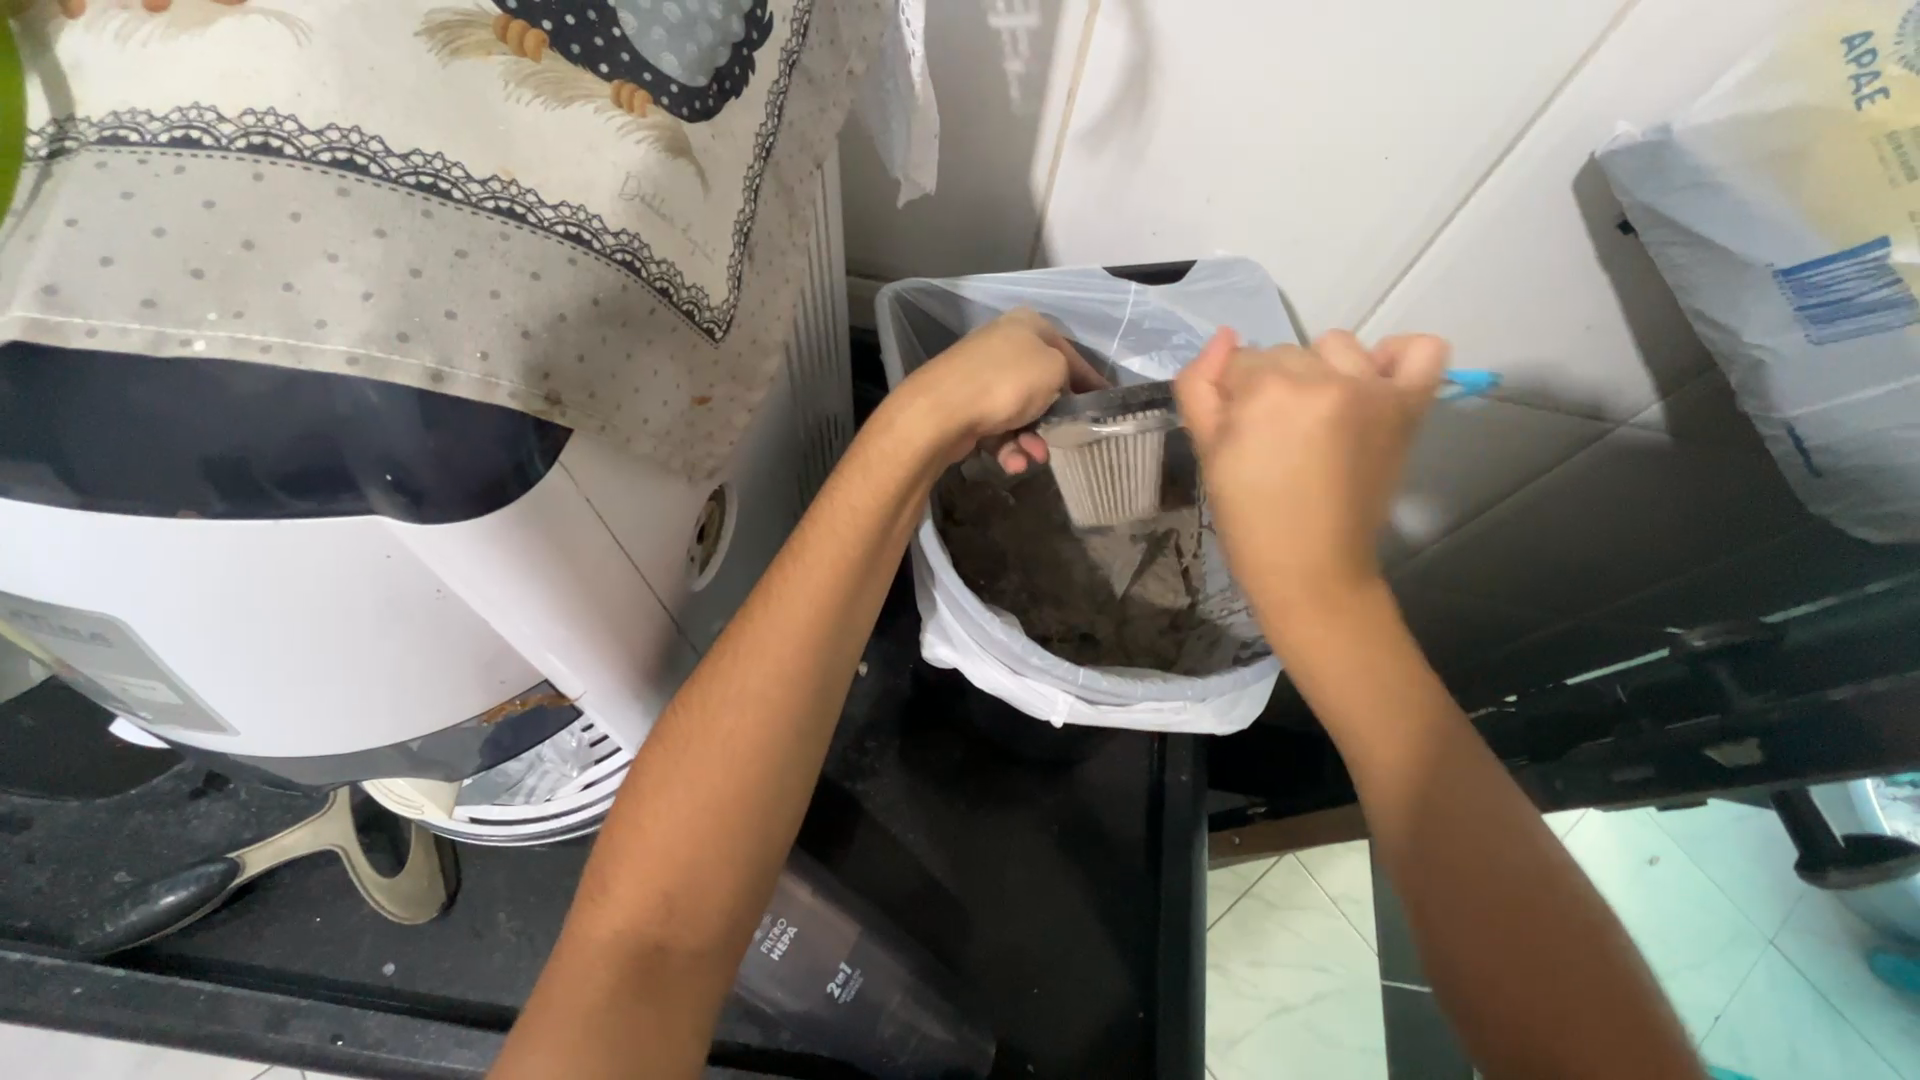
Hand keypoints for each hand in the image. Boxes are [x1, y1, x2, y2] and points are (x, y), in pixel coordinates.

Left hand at [894, 308, 1107, 471]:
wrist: (941, 411)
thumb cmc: (1007, 382)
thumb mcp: (1054, 369)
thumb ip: (1067, 375)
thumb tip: (1056, 390)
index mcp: (1026, 325)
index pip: (1068, 352)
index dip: (1089, 380)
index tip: (1104, 403)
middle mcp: (1002, 346)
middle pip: (1042, 386)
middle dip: (1054, 418)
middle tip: (1065, 438)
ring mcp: (980, 377)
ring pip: (1020, 413)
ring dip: (1031, 439)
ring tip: (1033, 456)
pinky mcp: (964, 407)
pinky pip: (997, 429)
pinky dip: (1008, 447)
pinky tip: (1011, 462)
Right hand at [1175, 328, 1448, 623]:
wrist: (1311, 568)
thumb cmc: (1248, 518)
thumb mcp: (1206, 452)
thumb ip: (1198, 386)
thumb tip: (1225, 336)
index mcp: (1265, 390)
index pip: (1240, 363)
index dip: (1234, 398)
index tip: (1241, 437)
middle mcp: (1321, 378)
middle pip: (1286, 353)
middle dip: (1274, 387)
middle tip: (1277, 439)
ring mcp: (1371, 390)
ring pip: (1336, 346)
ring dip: (1322, 372)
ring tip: (1318, 419)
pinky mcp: (1407, 407)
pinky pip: (1421, 351)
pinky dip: (1400, 356)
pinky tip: (1375, 382)